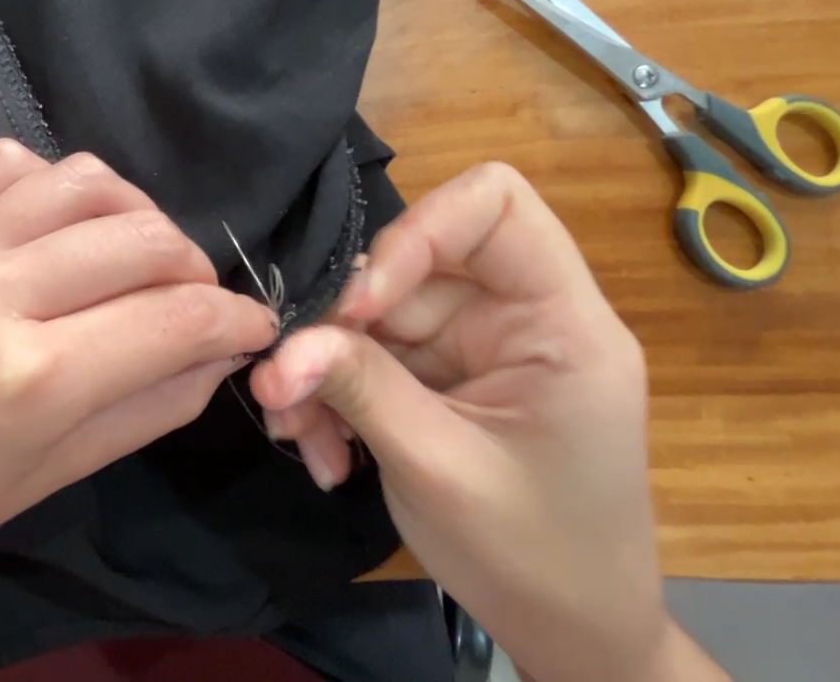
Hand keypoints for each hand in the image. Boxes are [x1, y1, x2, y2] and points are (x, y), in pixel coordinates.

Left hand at [0, 140, 278, 568]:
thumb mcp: (58, 472)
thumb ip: (152, 405)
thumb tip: (222, 350)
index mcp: (33, 378)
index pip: (175, 317)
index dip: (235, 318)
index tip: (252, 326)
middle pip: (142, 237)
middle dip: (195, 267)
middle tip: (193, 301)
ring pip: (84, 180)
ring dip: (135, 212)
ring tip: (136, 256)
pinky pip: (10, 164)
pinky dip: (56, 182)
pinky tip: (63, 225)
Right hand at [250, 163, 724, 681]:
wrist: (565, 632)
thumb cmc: (536, 555)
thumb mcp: (439, 467)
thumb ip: (357, 388)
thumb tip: (275, 347)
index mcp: (560, 325)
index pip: (495, 206)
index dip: (419, 229)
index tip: (361, 303)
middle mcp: (513, 318)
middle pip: (404, 266)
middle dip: (337, 325)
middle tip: (287, 385)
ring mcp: (469, 346)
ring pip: (367, 315)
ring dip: (320, 371)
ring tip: (299, 434)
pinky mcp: (434, 373)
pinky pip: (360, 356)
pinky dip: (328, 396)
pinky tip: (323, 449)